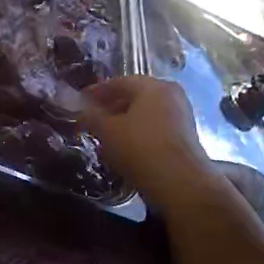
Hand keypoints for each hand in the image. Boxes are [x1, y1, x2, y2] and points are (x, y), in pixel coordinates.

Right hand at [80, 76, 227, 212]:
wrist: (180, 182)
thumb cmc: (140, 148)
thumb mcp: (107, 131)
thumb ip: (91, 116)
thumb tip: (78, 108)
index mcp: (153, 86)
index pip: (119, 82)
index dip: (96, 92)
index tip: (80, 102)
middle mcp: (171, 94)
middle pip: (135, 95)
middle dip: (111, 106)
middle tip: (91, 118)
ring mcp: (181, 114)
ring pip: (146, 112)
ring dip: (124, 120)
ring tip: (105, 134)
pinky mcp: (185, 135)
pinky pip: (155, 126)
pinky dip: (138, 131)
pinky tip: (125, 146)